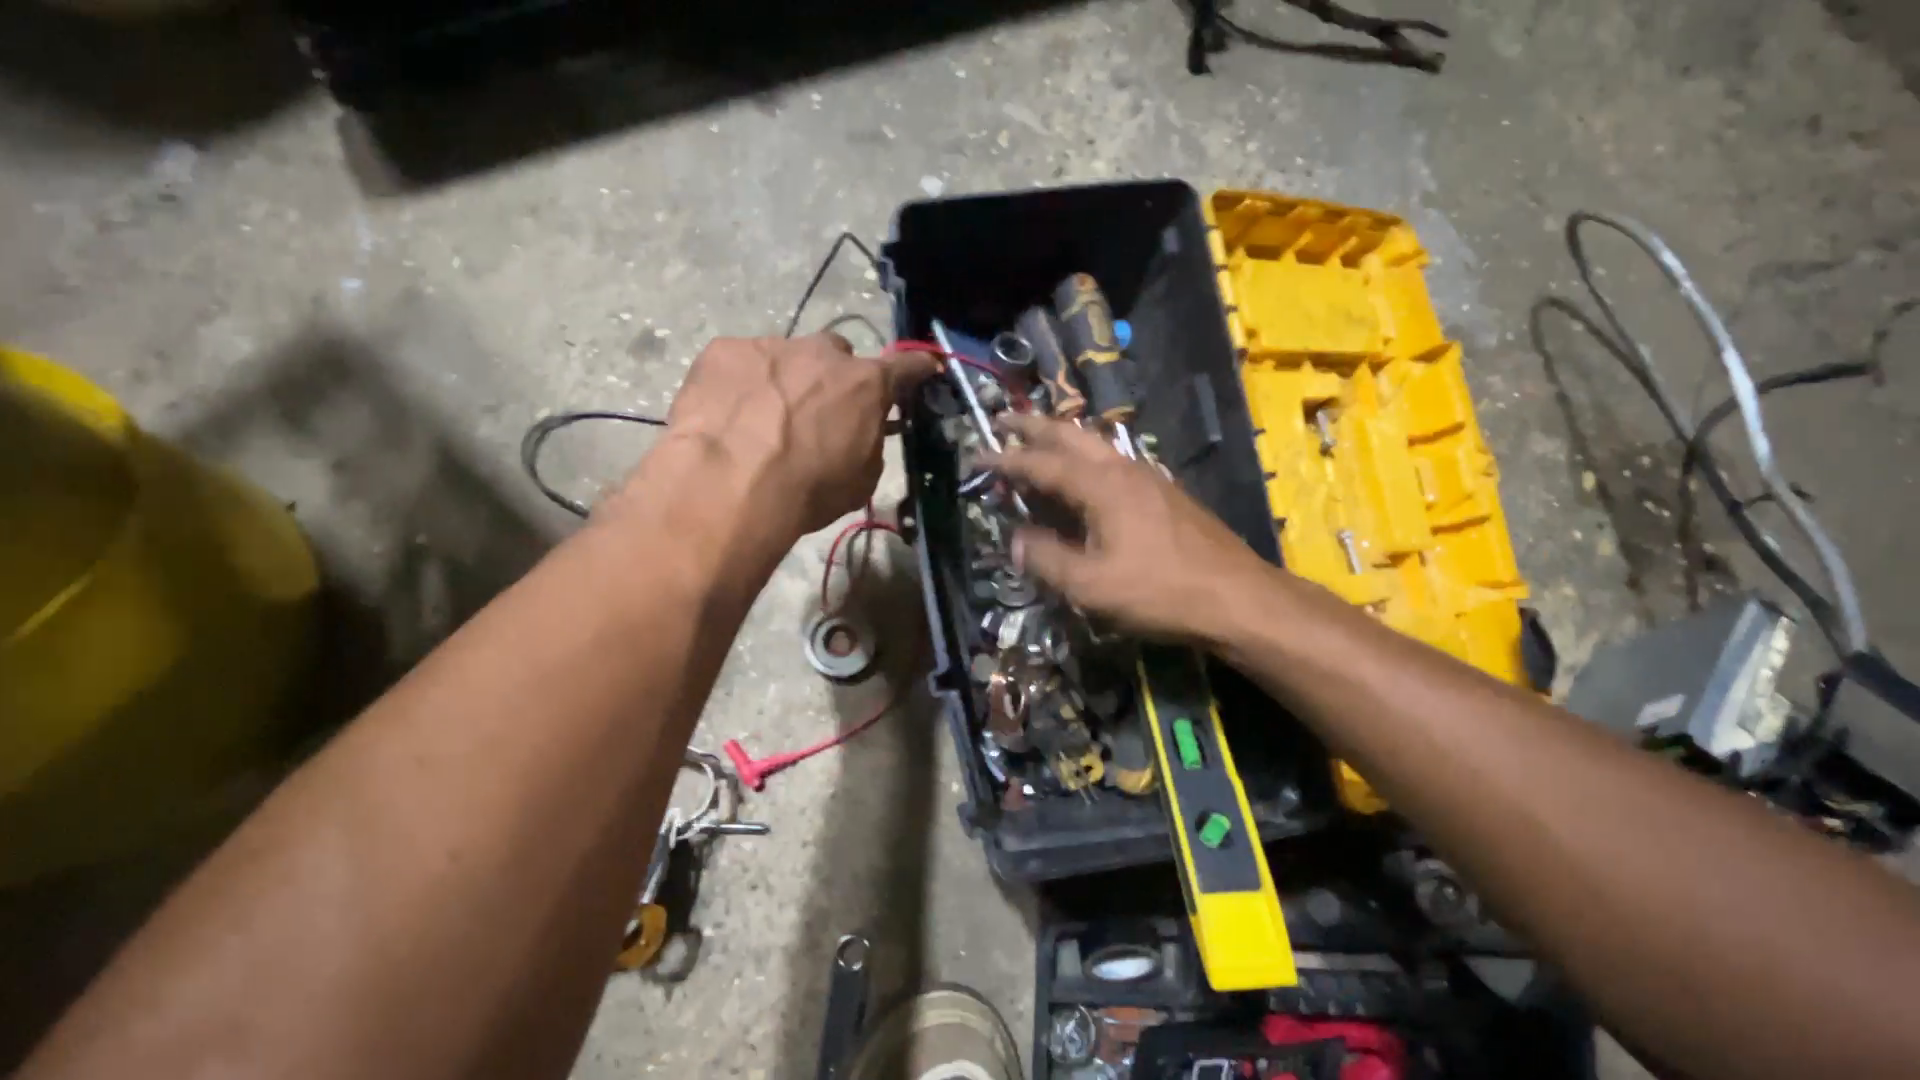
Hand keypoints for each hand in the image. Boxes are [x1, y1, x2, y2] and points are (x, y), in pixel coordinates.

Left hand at [645, 333, 939, 537]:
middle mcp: (823, 354)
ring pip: (785, 357)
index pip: (905, 366)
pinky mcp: (724, 350)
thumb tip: (862, 434)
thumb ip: (868, 444)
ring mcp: (771, 346)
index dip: (915, 370)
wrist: (729, 486)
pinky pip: (739, 363)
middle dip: (832, 378)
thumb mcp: (860, 481)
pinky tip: (725, 415)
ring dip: (782, 381)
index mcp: (866, 385)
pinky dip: (738, 383)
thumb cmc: (807, 491)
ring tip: (759, 421)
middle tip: (815, 414)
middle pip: (836, 355)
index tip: (922, 370)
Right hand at [989, 413, 1279, 641]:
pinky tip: (1088, 476)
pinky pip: (1114, 461)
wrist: (1237, 597)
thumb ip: (1048, 559)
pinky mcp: (1166, 493)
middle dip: (1034, 426)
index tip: (976, 454)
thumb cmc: (1160, 591)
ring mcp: (1150, 477)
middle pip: (1071, 435)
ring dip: (1063, 438)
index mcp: (1101, 485)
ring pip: (1097, 444)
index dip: (1005, 460)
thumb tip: (1015, 540)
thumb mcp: (1091, 586)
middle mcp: (1124, 469)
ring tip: (1040, 441)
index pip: (1042, 463)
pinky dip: (1088, 457)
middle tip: (1003, 420)